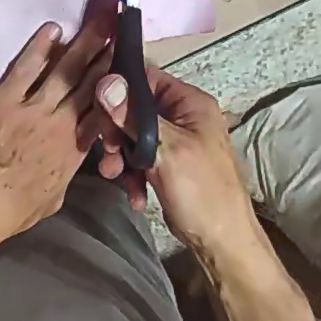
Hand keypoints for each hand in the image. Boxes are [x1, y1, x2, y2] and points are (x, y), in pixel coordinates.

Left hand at [0, 18, 113, 256]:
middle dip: (105, 57)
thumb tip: (70, 159)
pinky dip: (39, 47)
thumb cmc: (14, 209)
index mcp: (74, 149)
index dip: (114, 89)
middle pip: (89, 84)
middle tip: (118, 33)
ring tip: (99, 24)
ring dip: (83, 44)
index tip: (125, 70)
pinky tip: (53, 30)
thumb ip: (65, 171)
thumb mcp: (54, 196)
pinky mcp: (4, 98)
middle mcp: (61, 123)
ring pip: (64, 70)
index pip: (102, 112)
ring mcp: (33, 107)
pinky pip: (26, 67)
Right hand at [93, 66, 260, 252]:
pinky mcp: (167, 164)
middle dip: (116, 132)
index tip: (98, 110)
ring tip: (115, 177)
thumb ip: (133, 116)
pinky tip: (134, 194)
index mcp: (190, 103)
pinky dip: (132, 173)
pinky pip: (139, 158)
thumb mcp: (165, 149)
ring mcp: (175, 140)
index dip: (119, 91)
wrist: (221, 241)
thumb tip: (106, 81)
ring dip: (121, 156)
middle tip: (108, 151)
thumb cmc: (201, 190)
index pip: (146, 78)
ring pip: (133, 136)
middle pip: (134, 109)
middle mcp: (183, 116)